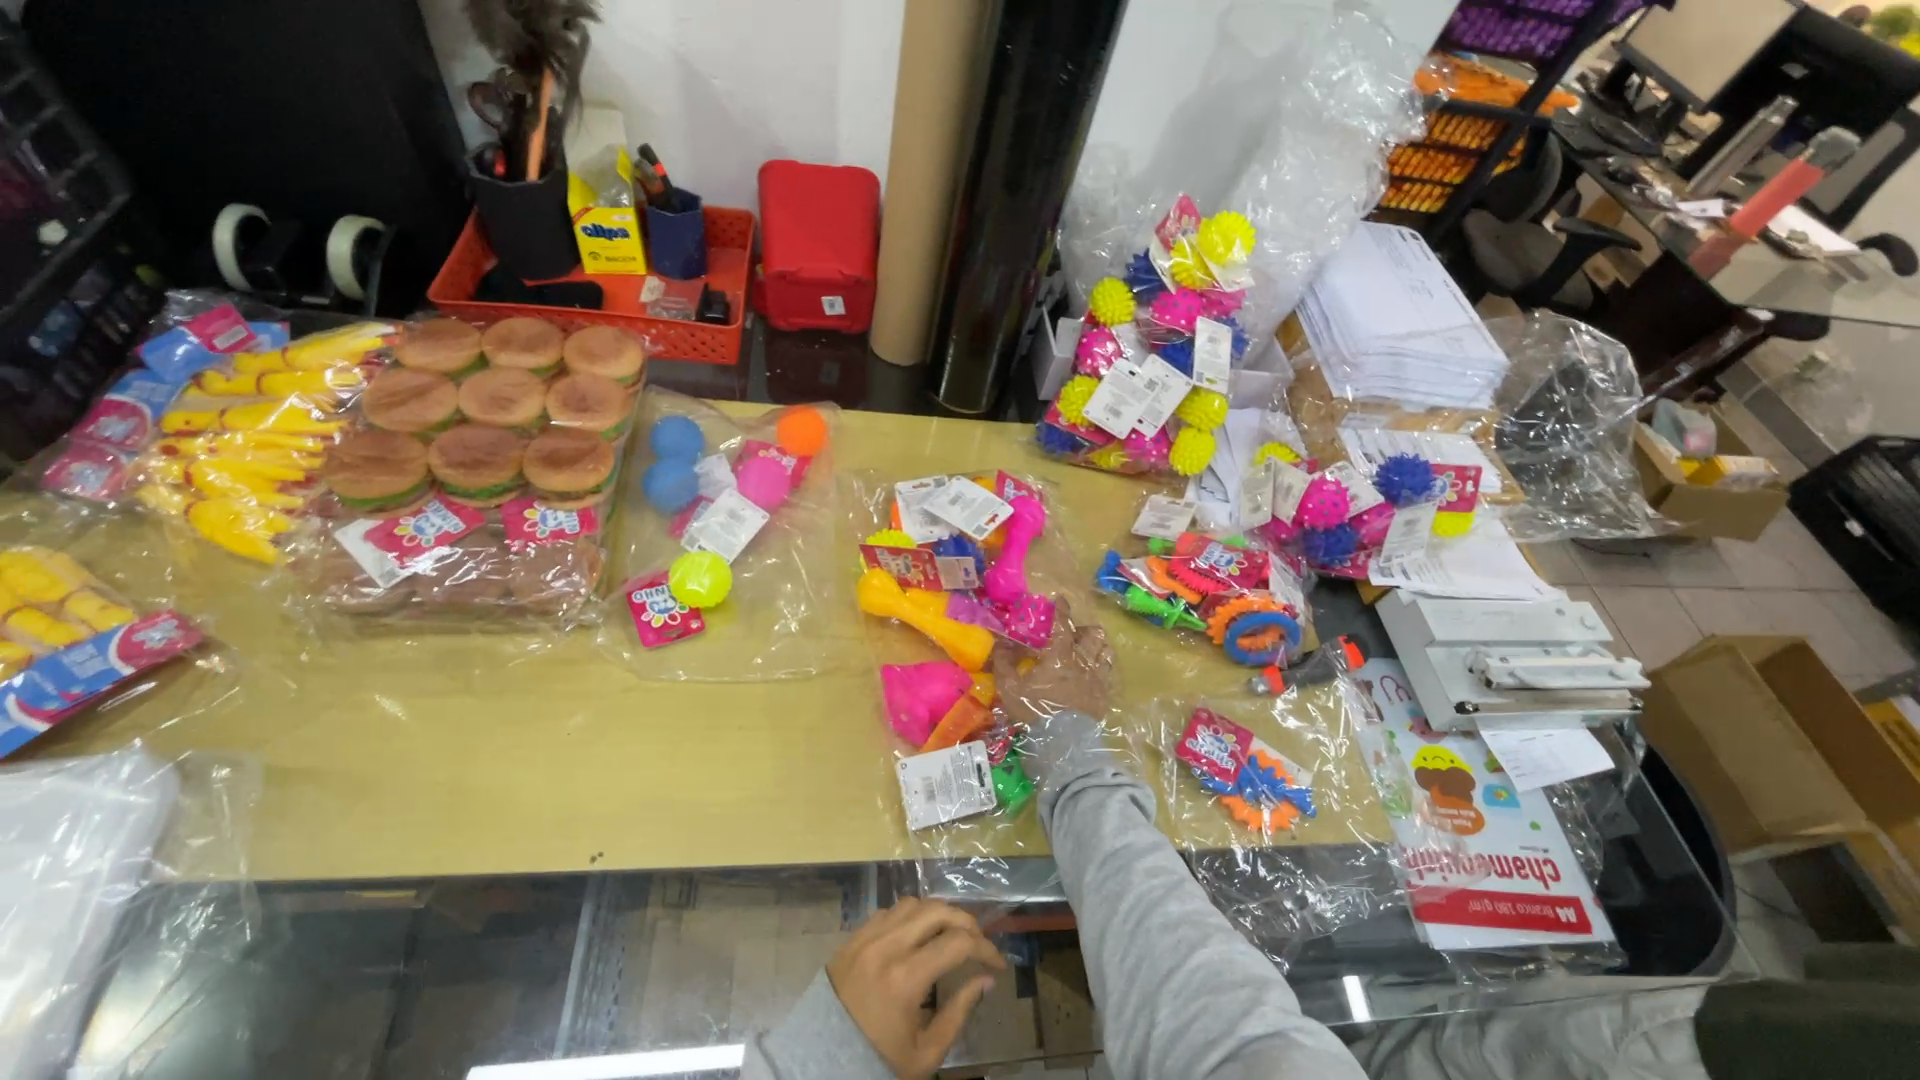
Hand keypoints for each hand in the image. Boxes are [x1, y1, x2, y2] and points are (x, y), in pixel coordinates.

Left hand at [826, 897, 1007, 1078]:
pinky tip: (918, 934)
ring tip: (950, 933)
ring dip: (938, 914)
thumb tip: (986, 980)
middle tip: (978, 942)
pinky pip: (888, 911)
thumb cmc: (878, 1059)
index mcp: (906, 978)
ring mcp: (867, 937)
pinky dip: (910, 916)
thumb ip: (960, 1011)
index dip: (986, 949)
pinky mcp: (853, 937)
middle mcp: (887, 947)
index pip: (958, 943)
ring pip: (912, 904)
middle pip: (938, 911)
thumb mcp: (926, 1051)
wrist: (823, 1060)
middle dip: (967, 922)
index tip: (997, 964)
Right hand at [992, 597, 1112, 726]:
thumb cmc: (1035, 712)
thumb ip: (1004, 662)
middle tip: (1073, 634)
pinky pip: (1110, 673)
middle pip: (1092, 635)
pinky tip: (1097, 672)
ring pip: (1106, 651)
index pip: (1062, 624)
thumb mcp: (1010, 688)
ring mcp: (1097, 678)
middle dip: (1084, 630)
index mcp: (1060, 655)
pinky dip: (1104, 667)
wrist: (1063, 743)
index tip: (1060, 600)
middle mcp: (1083, 661)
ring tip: (1090, 649)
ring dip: (1098, 646)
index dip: (1061, 610)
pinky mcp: (1105, 695)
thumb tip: (1001, 642)